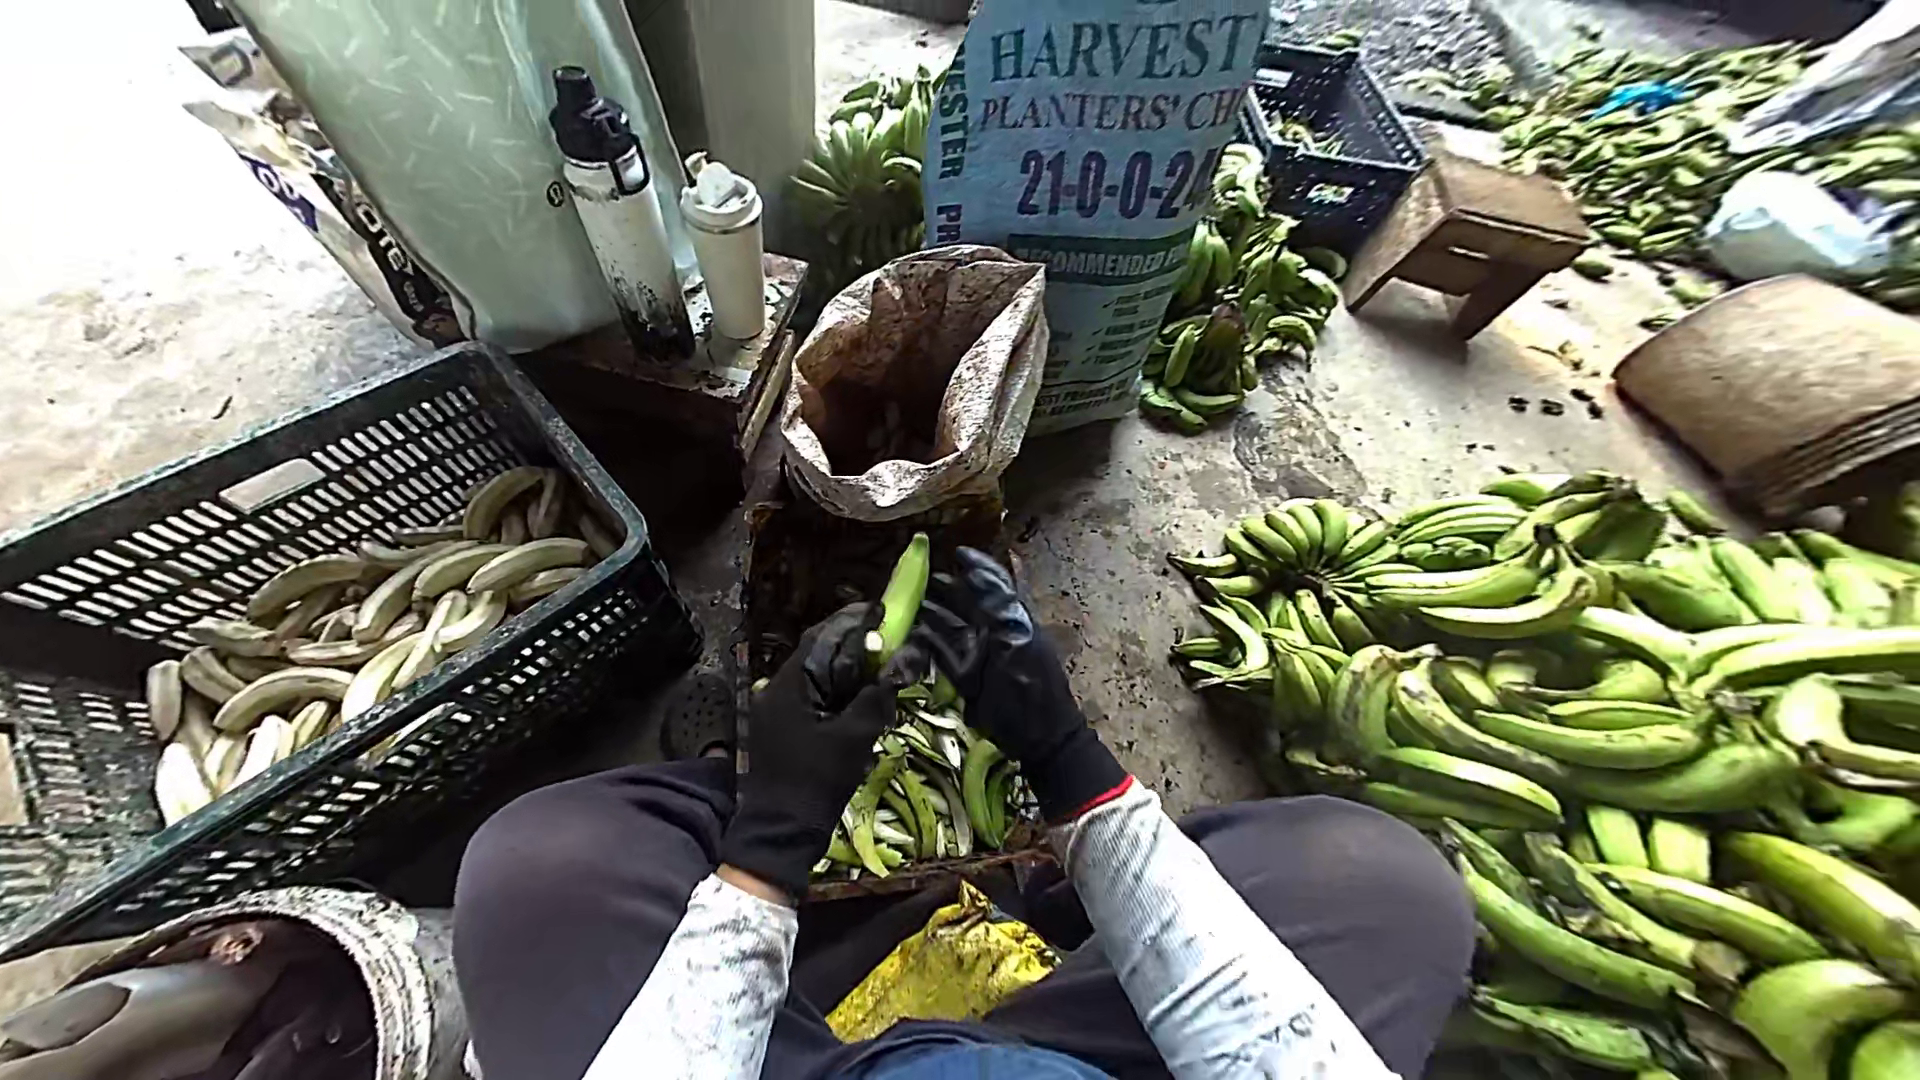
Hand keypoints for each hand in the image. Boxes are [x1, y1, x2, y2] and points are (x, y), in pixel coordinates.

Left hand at [719, 603, 925, 900]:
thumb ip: (876, 696)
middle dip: (854, 643)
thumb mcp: (854, 736)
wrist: (781, 833)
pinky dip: (837, 691)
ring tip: (878, 664)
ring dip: (847, 668)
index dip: (853, 621)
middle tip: (886, 638)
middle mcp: (778, 689)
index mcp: (789, 685)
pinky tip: (860, 696)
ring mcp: (777, 709)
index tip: (882, 612)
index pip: (822, 637)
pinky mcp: (783, 726)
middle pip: (819, 652)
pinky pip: (813, 696)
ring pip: (818, 674)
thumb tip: (897, 665)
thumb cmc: (817, 781)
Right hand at [916, 548, 1128, 820]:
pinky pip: (940, 653)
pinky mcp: (962, 676)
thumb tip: (972, 566)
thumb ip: (994, 601)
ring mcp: (976, 653)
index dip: (973, 566)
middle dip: (941, 588)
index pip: (989, 582)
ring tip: (904, 600)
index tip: (954, 552)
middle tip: (914, 576)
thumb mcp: (1015, 635)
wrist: (1039, 735)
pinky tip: (908, 632)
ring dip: (927, 614)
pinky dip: (924, 643)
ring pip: (947, 625)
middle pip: (963, 601)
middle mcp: (991, 629)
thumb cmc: (1030, 682)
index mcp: (1009, 615)